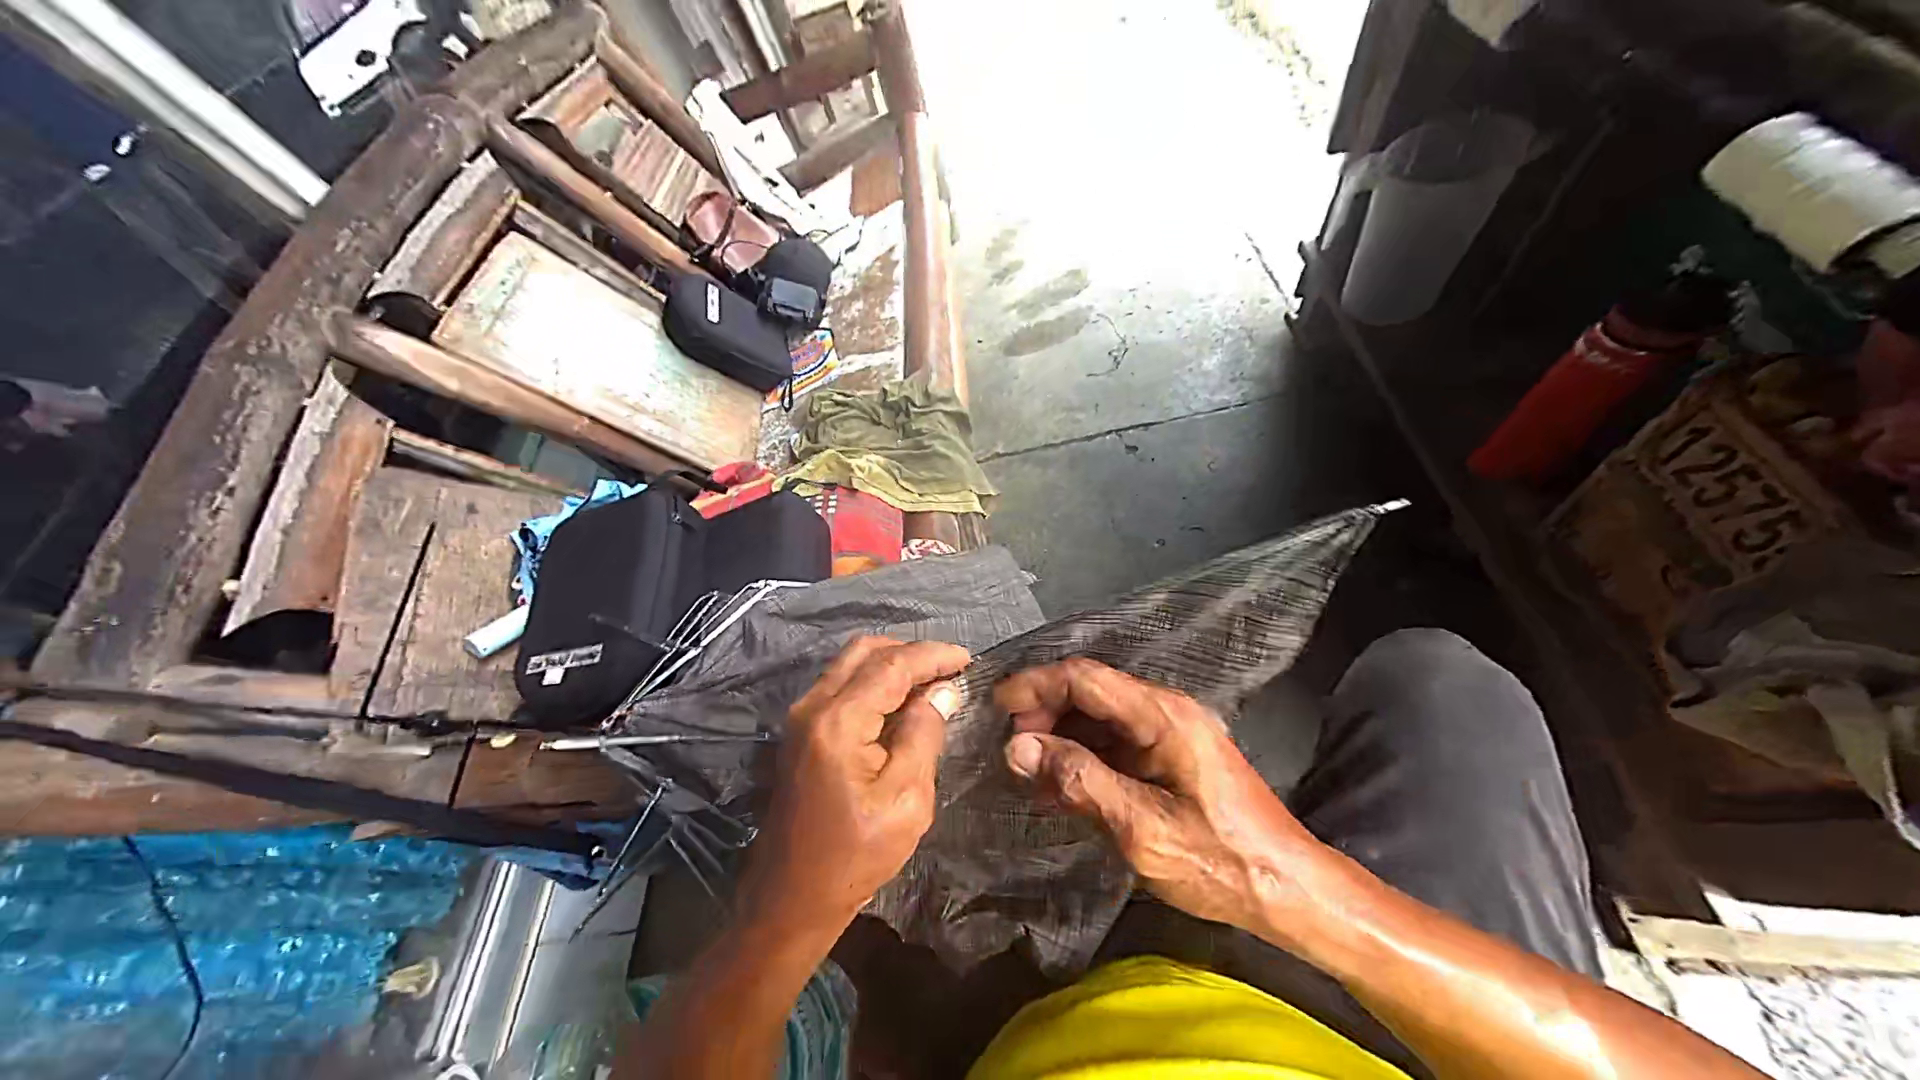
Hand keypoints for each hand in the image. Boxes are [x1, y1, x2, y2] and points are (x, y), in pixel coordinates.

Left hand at [743, 636, 968, 929]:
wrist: (792, 896)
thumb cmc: (854, 856)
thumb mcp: (906, 800)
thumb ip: (923, 735)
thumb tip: (942, 691)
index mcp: (838, 722)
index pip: (891, 666)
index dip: (931, 656)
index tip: (966, 658)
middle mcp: (812, 707)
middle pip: (864, 651)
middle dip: (910, 652)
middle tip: (949, 667)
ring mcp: (801, 717)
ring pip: (850, 664)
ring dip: (891, 664)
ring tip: (931, 680)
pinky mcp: (800, 731)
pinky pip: (841, 685)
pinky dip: (873, 681)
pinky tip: (901, 700)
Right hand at [995, 658, 1342, 942]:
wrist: (1290, 889)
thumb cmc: (1219, 861)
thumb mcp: (1142, 828)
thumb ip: (1078, 782)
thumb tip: (1017, 747)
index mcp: (1163, 715)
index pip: (1085, 678)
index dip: (1035, 685)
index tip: (996, 708)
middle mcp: (1166, 710)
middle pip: (1090, 691)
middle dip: (1044, 712)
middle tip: (1011, 751)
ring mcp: (1171, 732)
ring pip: (1099, 716)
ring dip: (1060, 736)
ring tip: (1028, 772)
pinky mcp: (1171, 755)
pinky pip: (1115, 741)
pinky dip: (1083, 756)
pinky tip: (1060, 786)